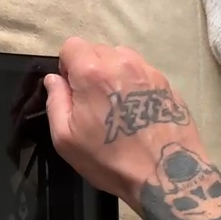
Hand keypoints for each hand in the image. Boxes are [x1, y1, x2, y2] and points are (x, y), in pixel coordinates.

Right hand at [44, 37, 201, 203]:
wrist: (167, 174)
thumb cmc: (109, 159)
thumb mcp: (66, 138)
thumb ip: (55, 101)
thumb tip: (53, 79)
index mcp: (93, 73)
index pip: (72, 45)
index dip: (67, 66)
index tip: (72, 90)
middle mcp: (122, 63)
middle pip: (97, 49)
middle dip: (89, 68)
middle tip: (92, 101)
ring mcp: (148, 71)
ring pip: (121, 57)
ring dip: (112, 72)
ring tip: (116, 104)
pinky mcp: (167, 83)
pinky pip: (141, 72)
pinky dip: (133, 83)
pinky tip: (137, 111)